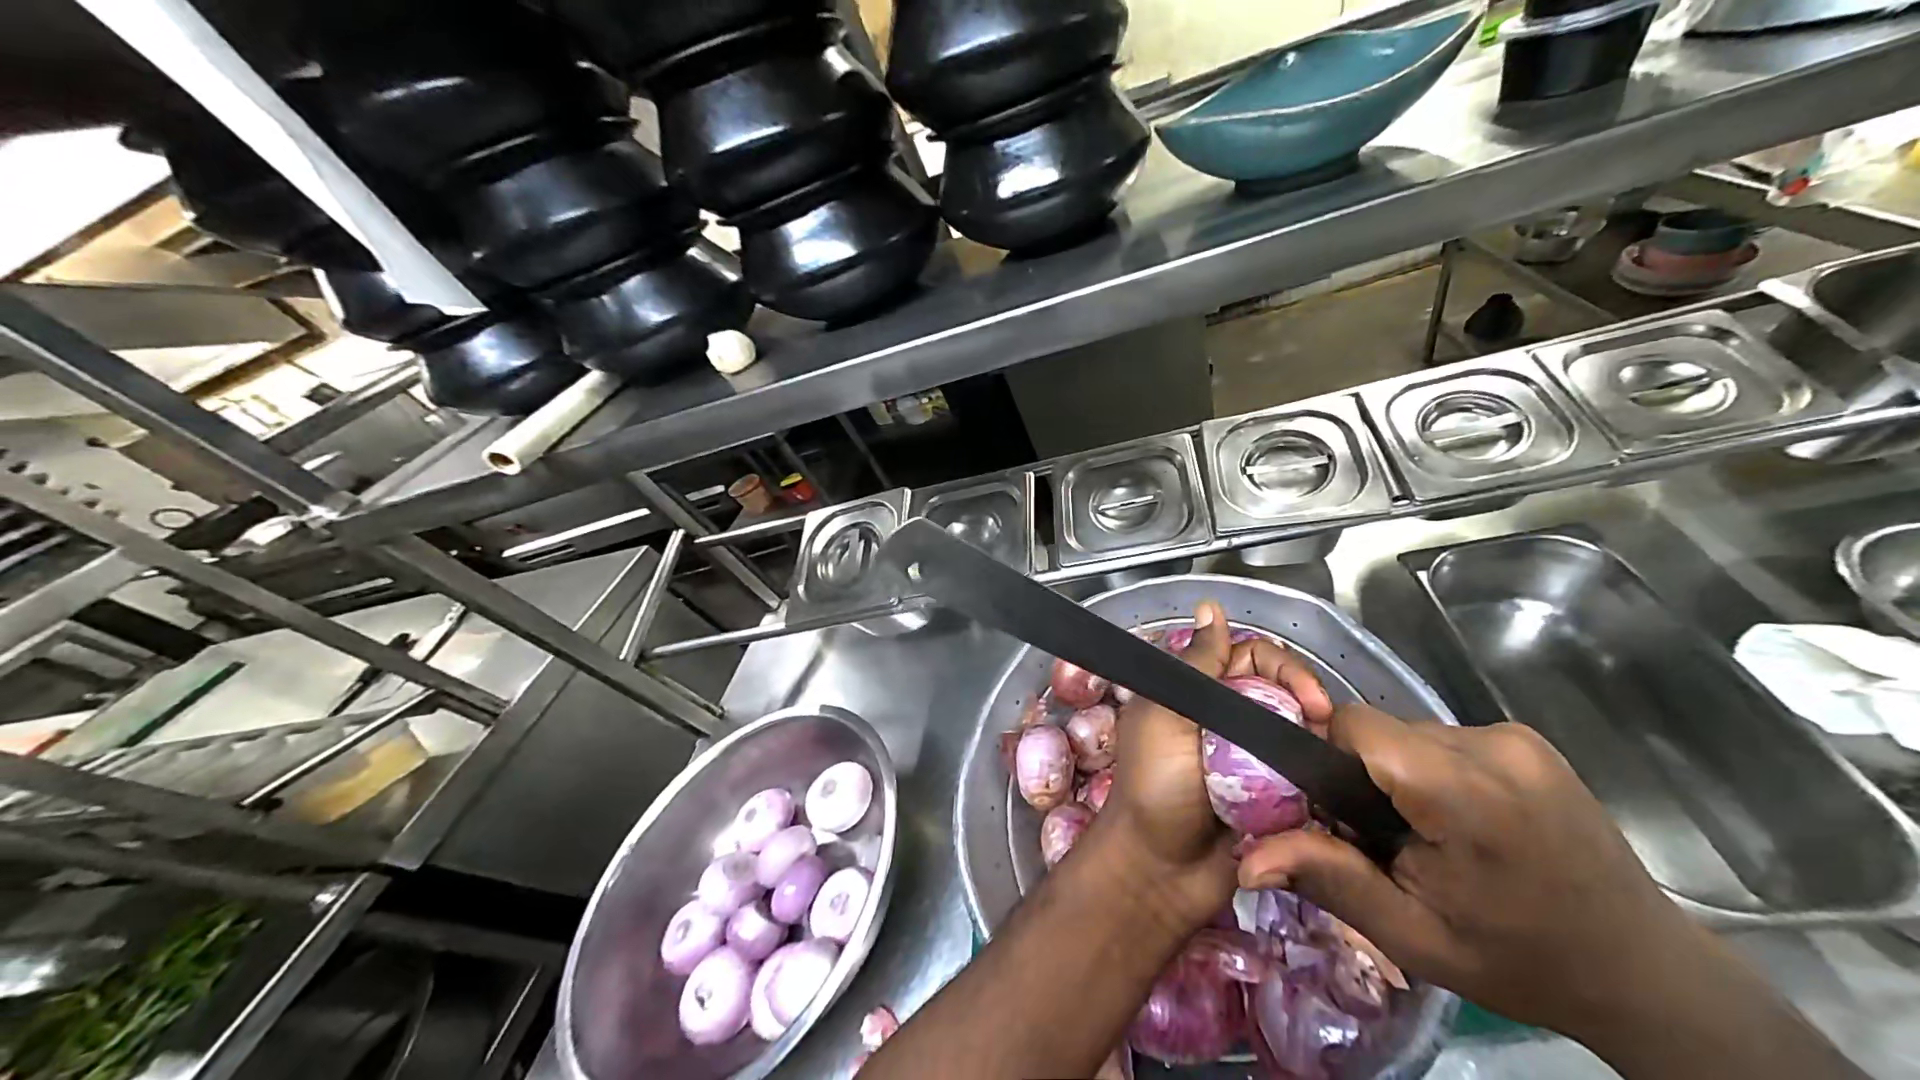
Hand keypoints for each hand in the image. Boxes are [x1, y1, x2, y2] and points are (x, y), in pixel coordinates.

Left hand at [1101, 601, 1333, 928]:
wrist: (1162, 871)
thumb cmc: (1155, 789)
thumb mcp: (1166, 717)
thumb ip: (1195, 665)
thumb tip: (1211, 608)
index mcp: (1196, 691)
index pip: (1252, 657)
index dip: (1283, 668)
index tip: (1309, 695)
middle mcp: (1225, 717)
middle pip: (1281, 691)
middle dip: (1307, 702)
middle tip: (1327, 726)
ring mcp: (1249, 757)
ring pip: (1296, 731)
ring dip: (1316, 738)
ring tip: (1337, 754)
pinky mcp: (1270, 795)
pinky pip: (1302, 773)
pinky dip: (1316, 773)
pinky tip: (1335, 781)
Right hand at [1236, 706, 1704, 1040]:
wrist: (1642, 972)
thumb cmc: (1519, 959)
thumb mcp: (1412, 935)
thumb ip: (1328, 878)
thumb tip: (1246, 861)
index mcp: (1466, 792)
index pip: (1354, 725)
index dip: (1326, 758)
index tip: (1333, 812)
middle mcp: (1494, 745)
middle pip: (1379, 730)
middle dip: (1361, 775)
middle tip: (1377, 839)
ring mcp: (1517, 738)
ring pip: (1408, 732)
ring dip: (1394, 773)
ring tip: (1420, 834)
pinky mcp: (1528, 741)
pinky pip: (1442, 738)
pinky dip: (1429, 770)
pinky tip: (1453, 820)